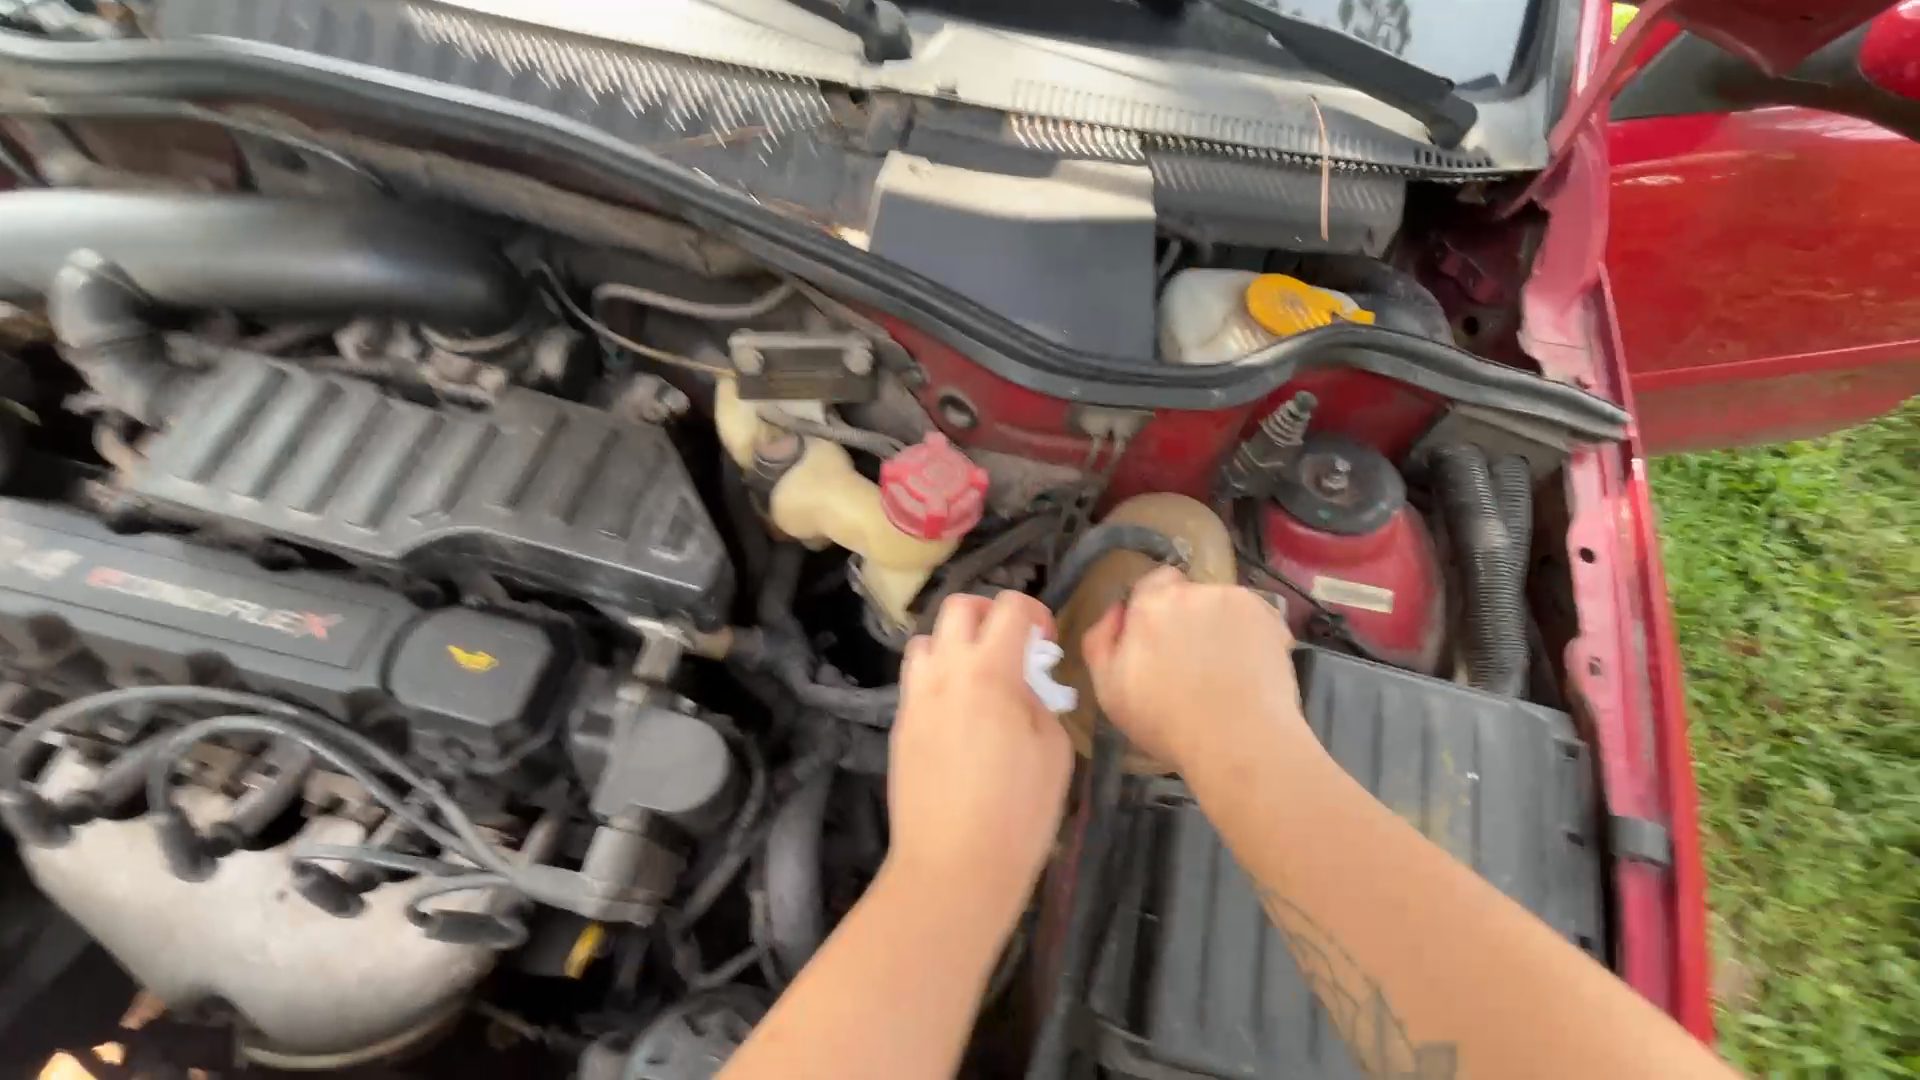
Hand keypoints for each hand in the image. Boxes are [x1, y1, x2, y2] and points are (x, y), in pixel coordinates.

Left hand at [885, 591, 1074, 917]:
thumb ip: (1039, 702)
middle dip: (989, 613)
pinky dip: (937, 676)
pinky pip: (915, 679)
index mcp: (990, 671)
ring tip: (978, 677)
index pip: (1010, 607)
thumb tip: (1024, 687)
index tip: (1046, 642)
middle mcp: (945, 672)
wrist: (953, 866)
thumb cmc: (1019, 812)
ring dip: (955, 643)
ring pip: (926, 639)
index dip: (1034, 612)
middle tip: (1011, 647)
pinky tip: (957, 713)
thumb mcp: (1055, 751)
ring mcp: (916, 698)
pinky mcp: (900, 725)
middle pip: (958, 607)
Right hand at [1080, 566, 1310, 772]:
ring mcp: (1235, 601)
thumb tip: (1117, 610)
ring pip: (1221, 606)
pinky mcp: (1270, 617)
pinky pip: (1254, 617)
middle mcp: (1192, 592)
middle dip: (1187, 618)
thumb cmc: (1166, 722)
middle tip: (1191, 659)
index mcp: (1149, 606)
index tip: (1159, 641)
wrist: (1238, 743)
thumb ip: (1100, 641)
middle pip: (1188, 595)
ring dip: (1219, 625)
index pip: (1151, 584)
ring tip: (1225, 668)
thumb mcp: (1108, 690)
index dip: (1154, 610)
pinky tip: (1250, 667)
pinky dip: (1251, 634)